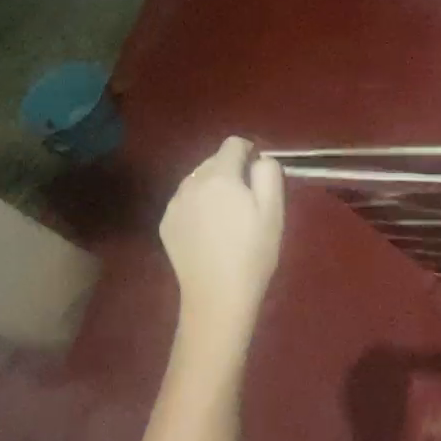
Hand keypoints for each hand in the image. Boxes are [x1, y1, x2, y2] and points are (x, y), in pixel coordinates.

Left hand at [160, 137, 285, 327]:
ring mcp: (174, 204)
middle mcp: (192, 183)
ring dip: (212, 187)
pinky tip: (208, 231)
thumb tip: (260, 159)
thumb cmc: (253, 252)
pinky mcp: (166, 224)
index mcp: (220, 176)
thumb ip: (268, 173)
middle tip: (246, 200)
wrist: (218, 296)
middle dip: (230, 170)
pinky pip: (184, 201)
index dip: (249, 152)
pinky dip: (197, 205)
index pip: (233, 144)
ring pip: (196, 180)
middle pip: (213, 161)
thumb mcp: (273, 210)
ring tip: (225, 216)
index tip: (258, 173)